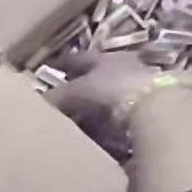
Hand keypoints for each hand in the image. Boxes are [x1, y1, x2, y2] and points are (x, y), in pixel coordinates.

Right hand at [42, 51, 162, 122]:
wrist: (153, 108)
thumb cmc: (111, 88)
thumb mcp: (76, 91)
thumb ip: (56, 96)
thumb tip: (38, 102)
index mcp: (106, 58)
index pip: (80, 58)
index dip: (65, 63)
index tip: (52, 67)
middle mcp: (123, 68)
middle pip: (96, 77)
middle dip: (79, 87)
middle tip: (61, 99)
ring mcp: (136, 89)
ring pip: (107, 97)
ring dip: (92, 108)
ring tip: (74, 122)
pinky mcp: (144, 110)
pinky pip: (116, 117)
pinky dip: (103, 124)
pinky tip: (94, 133)